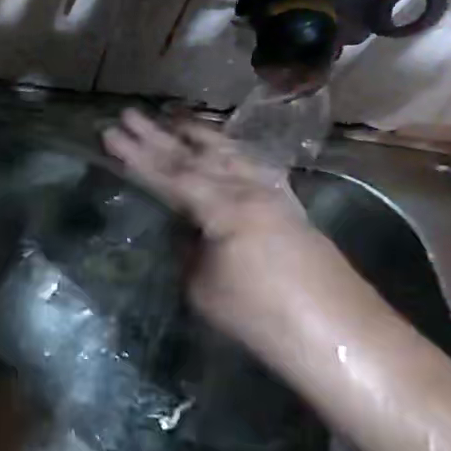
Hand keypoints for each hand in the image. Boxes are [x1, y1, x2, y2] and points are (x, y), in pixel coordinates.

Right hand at [101, 108, 328, 345]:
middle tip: (129, 115)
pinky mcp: (291, 208)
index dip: (136, 155)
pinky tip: (229, 150)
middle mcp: (248, 189)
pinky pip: (255, 168)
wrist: (340, 336)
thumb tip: (187, 232)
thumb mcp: (204, 290)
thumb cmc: (264, 318)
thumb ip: (189, 253)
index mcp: (222, 207)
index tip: (110, 134)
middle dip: (158, 136)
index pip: (169, 174)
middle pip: (195, 157)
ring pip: (229, 155)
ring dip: (198, 137)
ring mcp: (274, 194)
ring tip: (175, 118)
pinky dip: (234, 154)